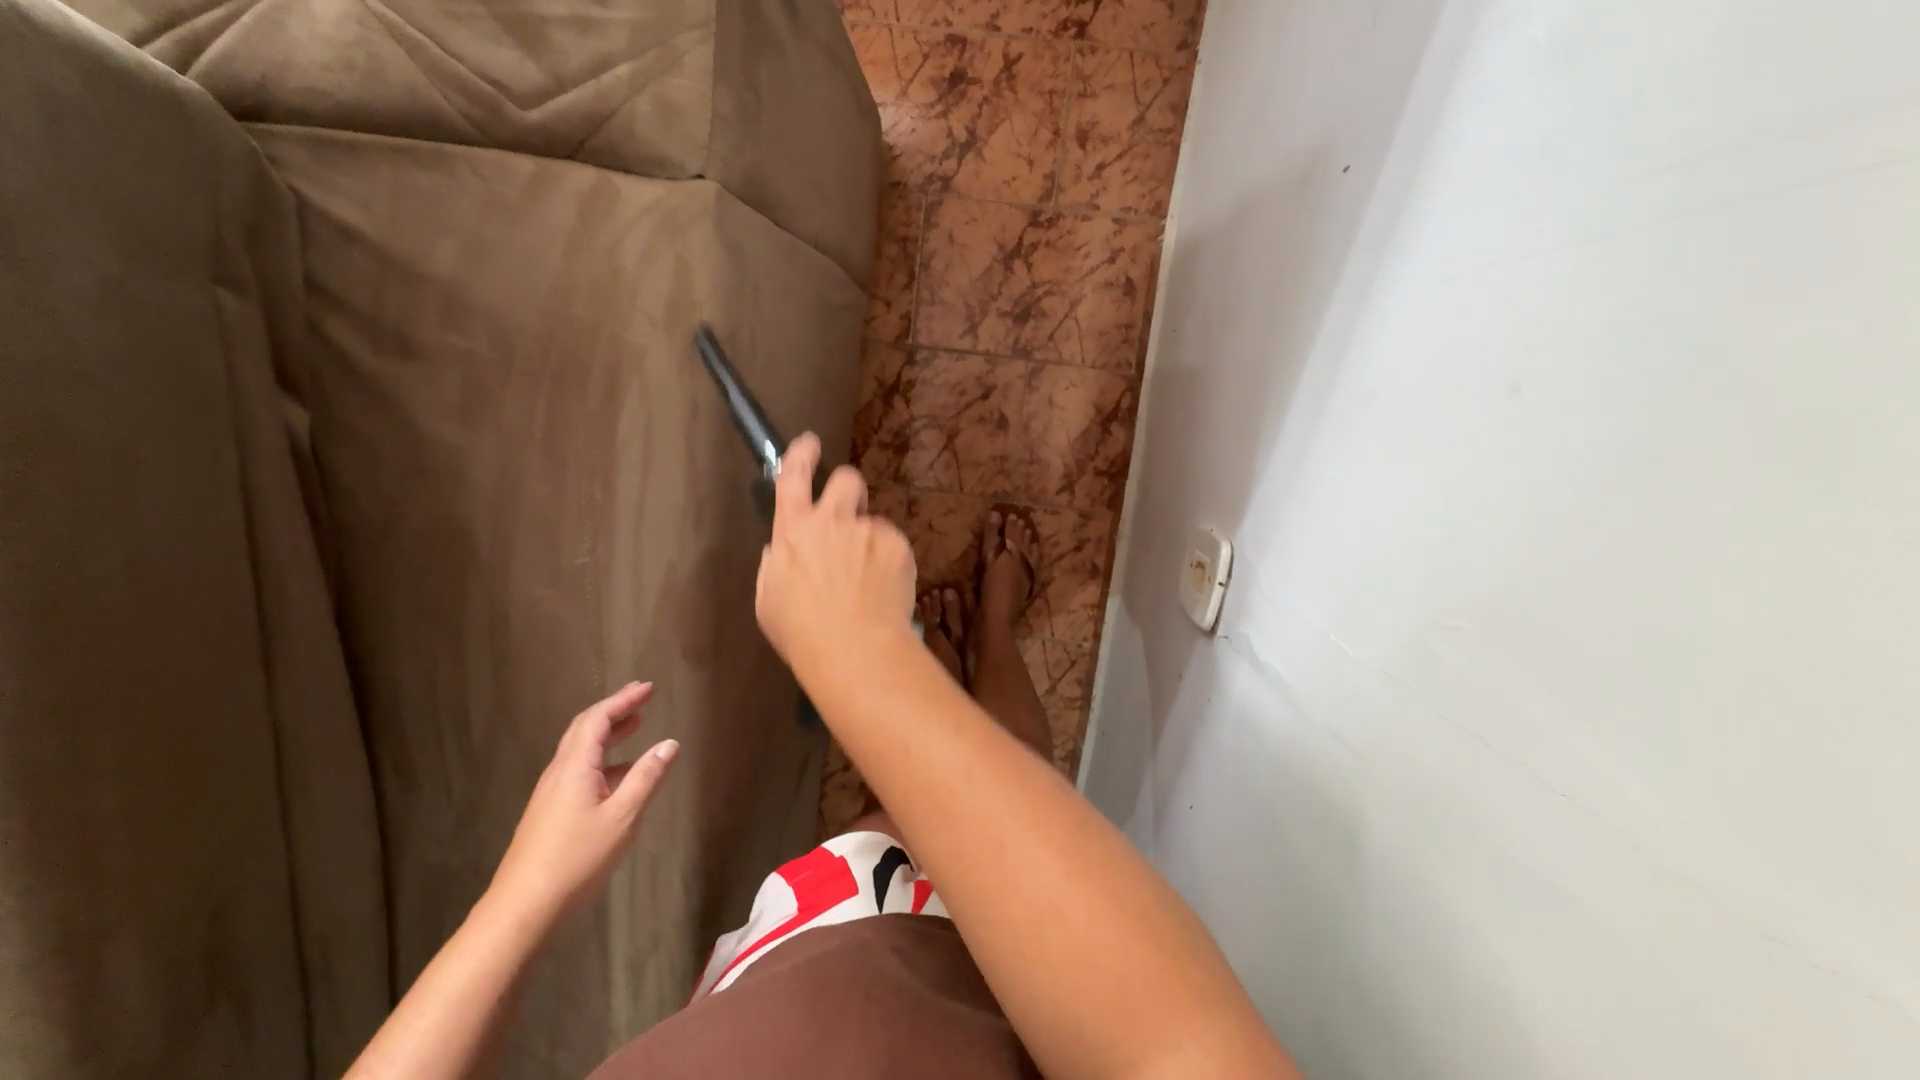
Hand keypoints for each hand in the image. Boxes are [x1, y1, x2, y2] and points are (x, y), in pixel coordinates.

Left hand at [488, 682, 678, 923]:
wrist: (524, 906)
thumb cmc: (576, 858)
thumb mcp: (622, 817)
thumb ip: (646, 778)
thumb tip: (670, 743)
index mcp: (574, 767)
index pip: (598, 720)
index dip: (623, 701)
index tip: (648, 688)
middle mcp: (559, 773)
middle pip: (584, 730)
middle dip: (614, 711)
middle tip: (641, 698)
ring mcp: (552, 794)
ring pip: (580, 751)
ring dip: (608, 734)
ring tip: (636, 727)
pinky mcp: (551, 813)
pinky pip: (579, 772)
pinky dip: (604, 761)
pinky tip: (621, 776)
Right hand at [756, 433, 917, 669]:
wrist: (854, 649)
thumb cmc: (802, 633)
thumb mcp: (769, 600)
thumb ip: (776, 566)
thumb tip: (782, 552)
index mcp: (793, 532)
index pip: (793, 477)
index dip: (801, 455)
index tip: (809, 443)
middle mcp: (832, 522)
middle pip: (846, 480)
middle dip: (849, 487)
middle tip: (851, 512)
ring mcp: (868, 531)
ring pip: (873, 523)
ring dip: (870, 543)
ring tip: (869, 583)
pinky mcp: (898, 546)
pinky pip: (894, 548)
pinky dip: (890, 566)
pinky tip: (885, 593)